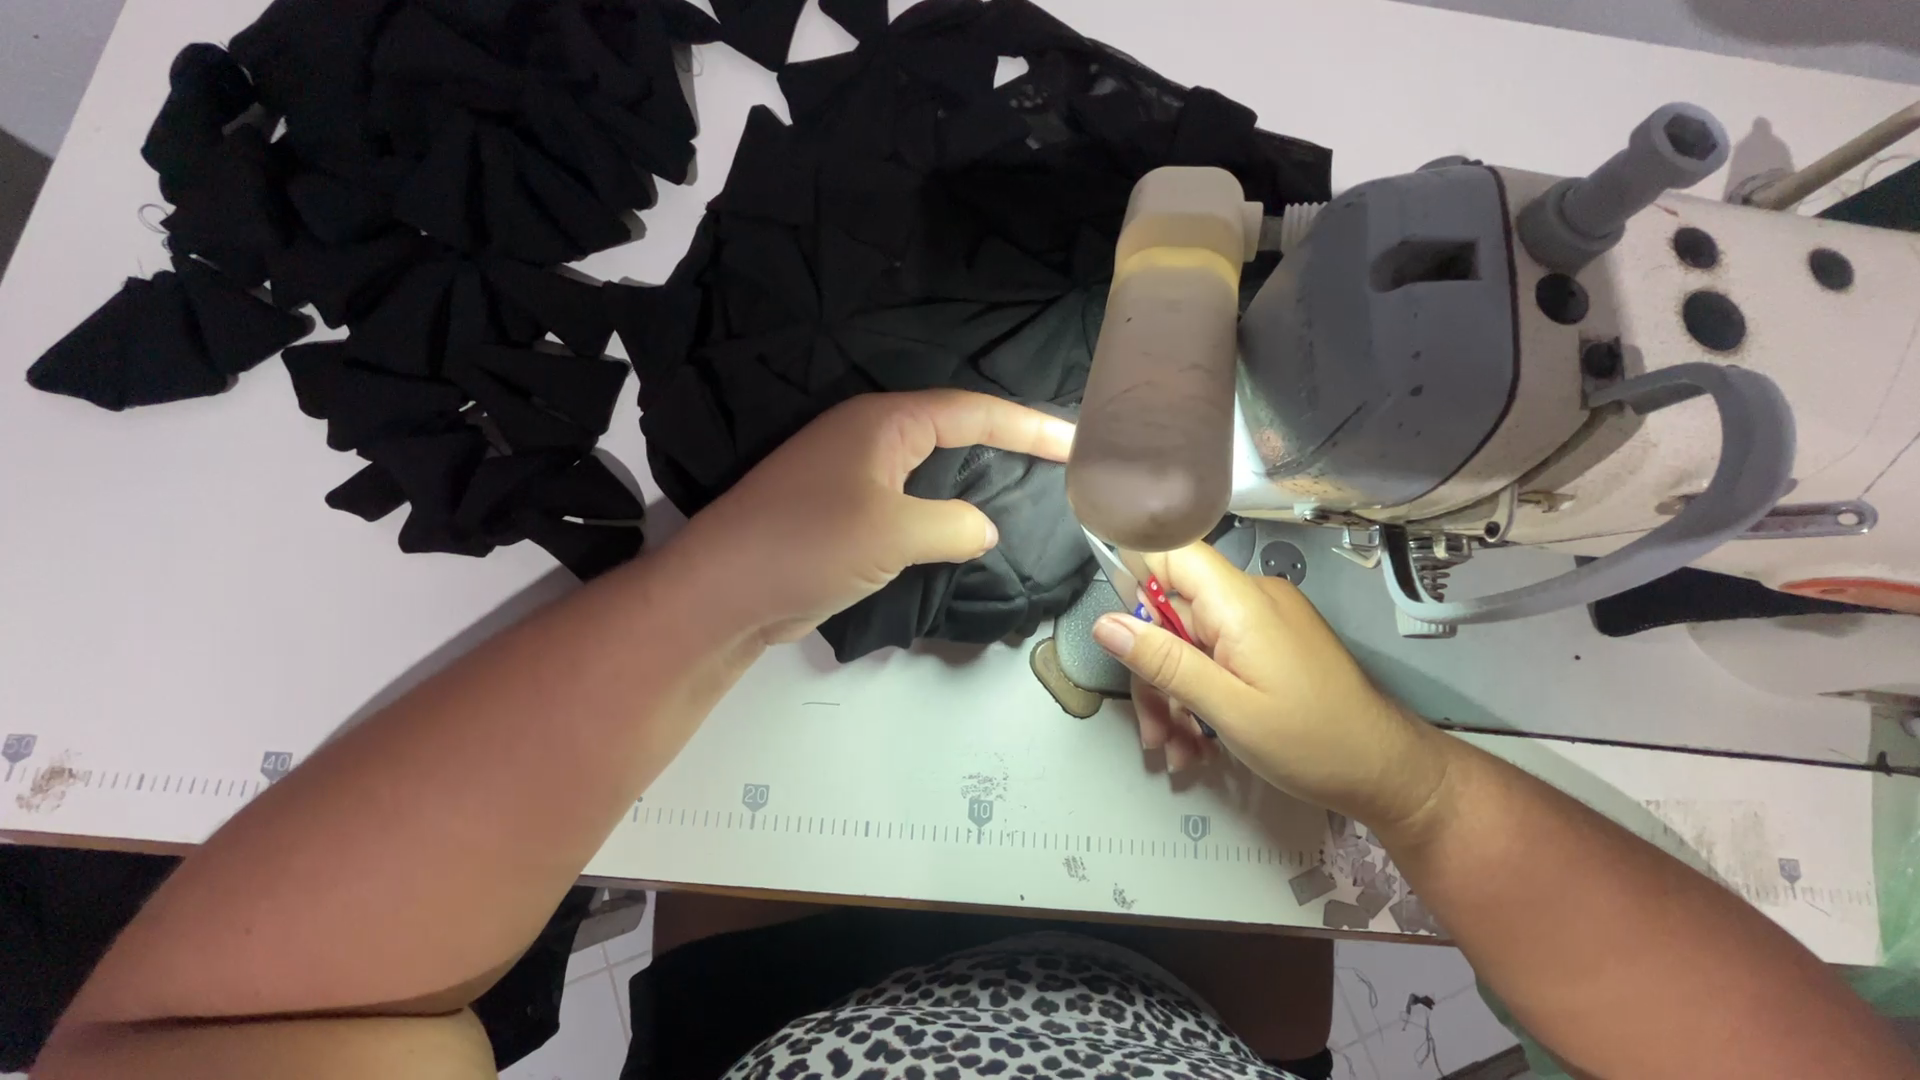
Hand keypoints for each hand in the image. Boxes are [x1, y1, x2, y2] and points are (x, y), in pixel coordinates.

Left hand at [673, 391, 1075, 644]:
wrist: (726, 592)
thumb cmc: (808, 546)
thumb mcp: (894, 533)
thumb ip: (955, 525)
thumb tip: (983, 528)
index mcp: (884, 422)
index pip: (974, 411)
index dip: (1030, 425)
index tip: (1077, 442)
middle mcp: (871, 437)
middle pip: (955, 430)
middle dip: (1009, 441)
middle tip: (1062, 462)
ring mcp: (854, 475)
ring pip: (932, 468)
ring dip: (977, 477)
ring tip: (1030, 487)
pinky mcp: (845, 513)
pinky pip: (910, 502)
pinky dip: (944, 511)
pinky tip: (967, 528)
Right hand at [1093, 543, 1446, 830]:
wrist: (1387, 773)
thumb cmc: (1312, 741)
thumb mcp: (1227, 708)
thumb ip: (1164, 662)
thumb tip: (1106, 624)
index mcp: (1240, 601)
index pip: (1172, 552)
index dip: (1133, 574)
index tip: (1116, 628)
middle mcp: (1250, 599)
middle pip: (1172, 614)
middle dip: (1154, 671)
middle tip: (1154, 733)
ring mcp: (1261, 623)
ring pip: (1189, 644)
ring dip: (1174, 697)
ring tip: (1178, 752)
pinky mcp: (1269, 646)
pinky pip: (1216, 657)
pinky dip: (1201, 696)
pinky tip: (1198, 744)